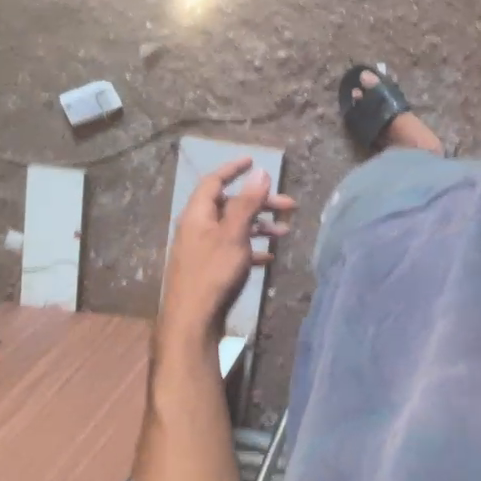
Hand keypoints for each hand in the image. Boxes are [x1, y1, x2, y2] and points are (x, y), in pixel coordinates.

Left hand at [159, 157, 295, 350]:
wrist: (192, 319)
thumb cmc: (213, 272)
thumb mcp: (234, 234)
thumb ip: (247, 203)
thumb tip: (260, 172)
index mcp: (197, 216)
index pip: (213, 182)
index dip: (232, 169)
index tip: (253, 161)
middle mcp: (197, 228)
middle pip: (230, 205)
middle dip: (259, 202)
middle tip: (288, 206)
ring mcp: (202, 248)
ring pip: (234, 227)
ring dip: (260, 226)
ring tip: (284, 233)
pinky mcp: (209, 267)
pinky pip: (233, 248)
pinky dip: (252, 247)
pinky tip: (268, 257)